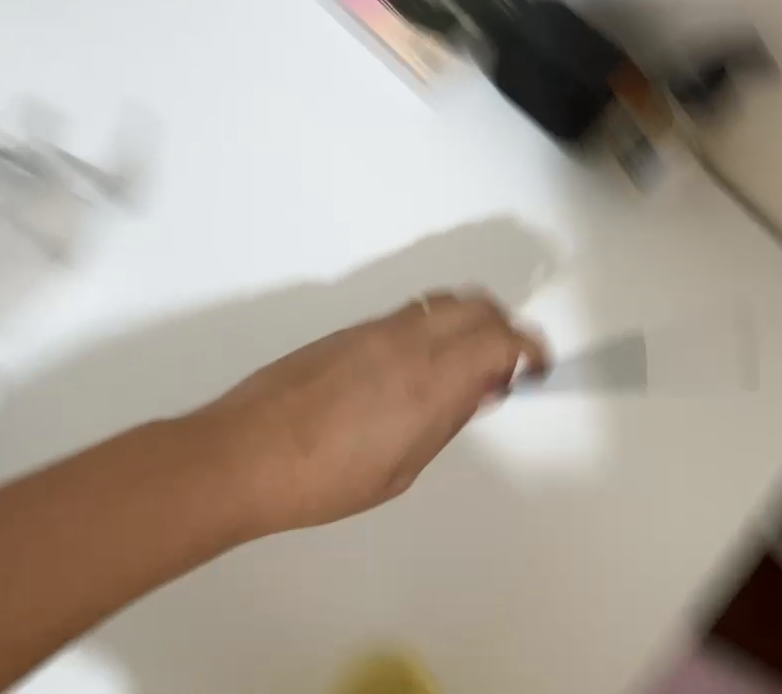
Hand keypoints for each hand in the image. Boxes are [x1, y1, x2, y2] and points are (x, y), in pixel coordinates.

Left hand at [187, 292, 547, 536]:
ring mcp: (379, 329)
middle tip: (503, 366)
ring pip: (445, 302)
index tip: (538, 366)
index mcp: (432, 379)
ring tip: (461, 364)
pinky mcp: (352, 329)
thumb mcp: (402, 467)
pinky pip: (412, 312)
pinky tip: (418, 366)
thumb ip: (447, 419)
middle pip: (479, 305)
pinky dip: (434, 325)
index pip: (502, 338)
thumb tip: (482, 389)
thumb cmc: (325, 479)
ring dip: (469, 322)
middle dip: (504, 328)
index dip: (530, 347)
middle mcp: (412, 340)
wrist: (243, 454)